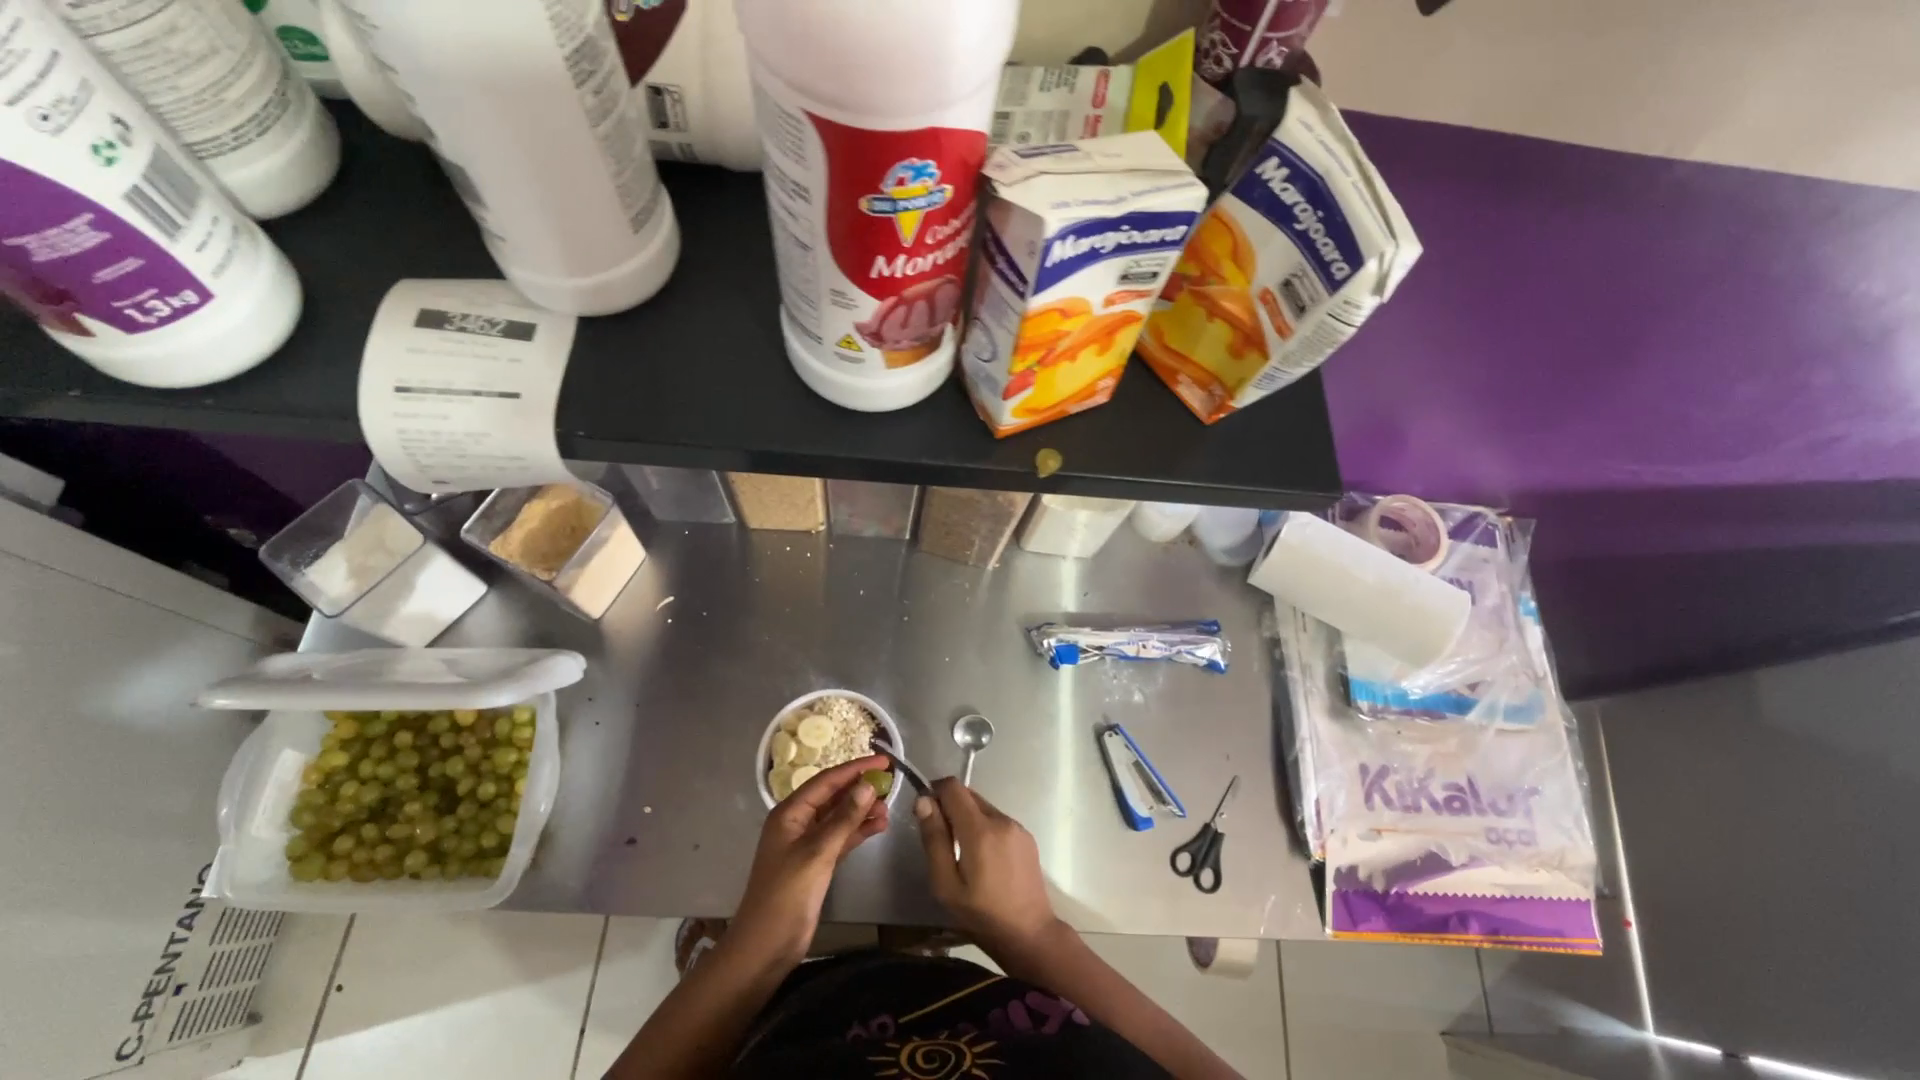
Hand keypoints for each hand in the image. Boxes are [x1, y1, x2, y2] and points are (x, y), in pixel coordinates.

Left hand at [732, 755, 889, 961]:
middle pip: (833, 796)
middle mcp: (797, 823)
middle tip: (891, 782)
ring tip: (889, 806)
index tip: (884, 760)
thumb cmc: (786, 895)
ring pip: (839, 818)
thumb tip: (867, 786)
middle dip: (860, 787)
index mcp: (789, 813)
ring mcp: (807, 845)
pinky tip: (879, 826)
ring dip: (861, 810)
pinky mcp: (816, 864)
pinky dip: (858, 831)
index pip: (826, 781)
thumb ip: (843, 819)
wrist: (766, 946)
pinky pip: (840, 838)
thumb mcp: (817, 853)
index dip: (855, 768)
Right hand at [915, 778, 1063, 954]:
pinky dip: (984, 828)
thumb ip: (934, 839)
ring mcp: (1017, 827)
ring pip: (983, 807)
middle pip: (969, 795)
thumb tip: (924, 801)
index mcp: (980, 829)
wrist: (1029, 933)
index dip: (935, 792)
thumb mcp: (946, 884)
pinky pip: (998, 821)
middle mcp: (1001, 820)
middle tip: (940, 839)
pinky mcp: (1027, 837)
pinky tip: (984, 859)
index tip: (925, 814)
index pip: (953, 787)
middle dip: (950, 807)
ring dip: (967, 818)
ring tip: (962, 854)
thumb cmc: (981, 914)